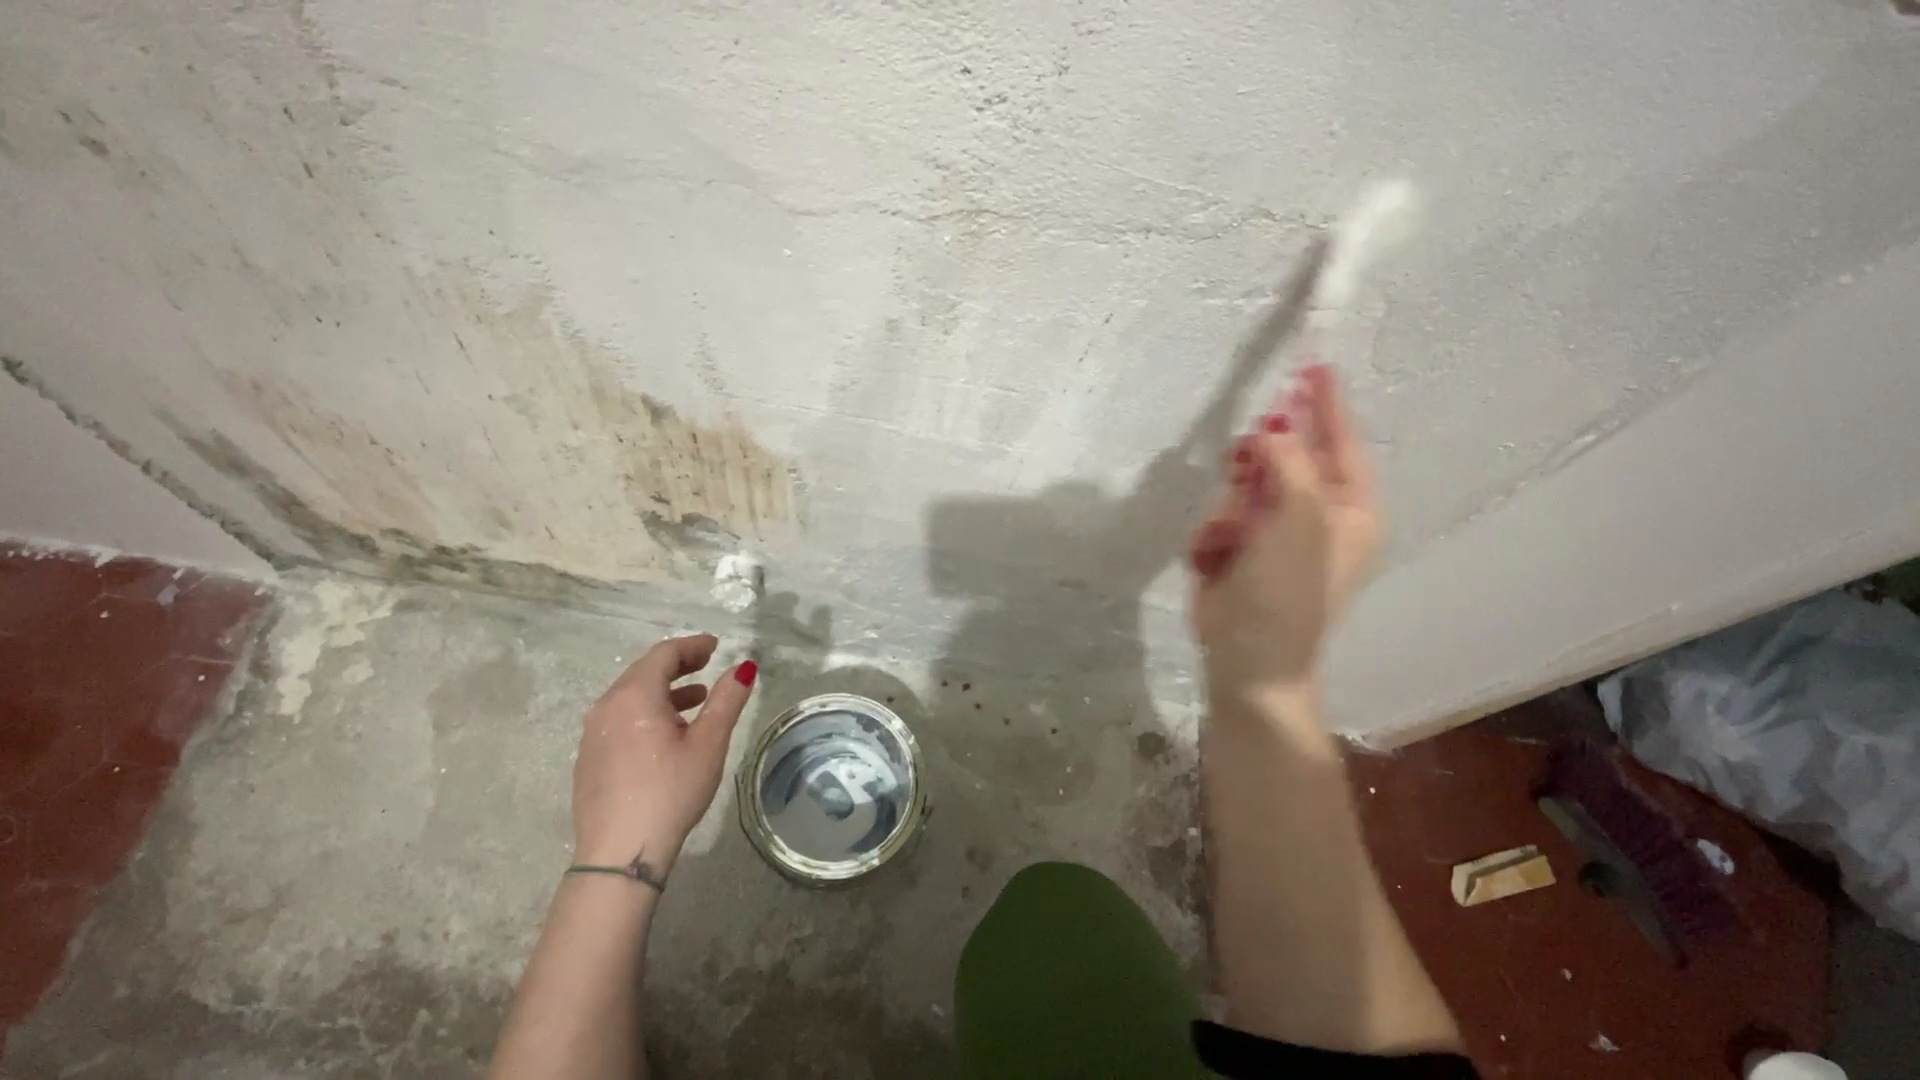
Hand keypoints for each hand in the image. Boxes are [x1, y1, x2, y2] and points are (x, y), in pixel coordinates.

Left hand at [571, 634, 756, 881]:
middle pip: (643, 672)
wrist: (619, 852)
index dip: (692, 645)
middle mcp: (606, 706)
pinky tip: (665, 736)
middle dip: (677, 666)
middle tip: (706, 665)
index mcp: (634, 695)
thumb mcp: (708, 744)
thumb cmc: (671, 791)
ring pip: (630, 698)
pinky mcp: (589, 759)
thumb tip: (744, 667)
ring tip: (695, 700)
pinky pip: (619, 720)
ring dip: (663, 692)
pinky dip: (645, 714)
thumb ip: (727, 701)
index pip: (664, 654)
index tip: (715, 646)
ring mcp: (592, 734)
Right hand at [1189, 365, 1379, 694]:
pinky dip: (1212, 534)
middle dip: (1257, 466)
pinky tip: (1213, 559)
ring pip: (1241, 485)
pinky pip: (1219, 515)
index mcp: (1351, 509)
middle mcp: (1316, 515)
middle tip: (1242, 466)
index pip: (1341, 442)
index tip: (1313, 365)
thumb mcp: (1298, 519)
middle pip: (1283, 458)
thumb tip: (1274, 428)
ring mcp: (1273, 532)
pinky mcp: (1237, 548)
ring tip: (1227, 541)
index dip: (1326, 404)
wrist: (1248, 659)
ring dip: (1229, 509)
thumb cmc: (1287, 591)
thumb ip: (1289, 461)